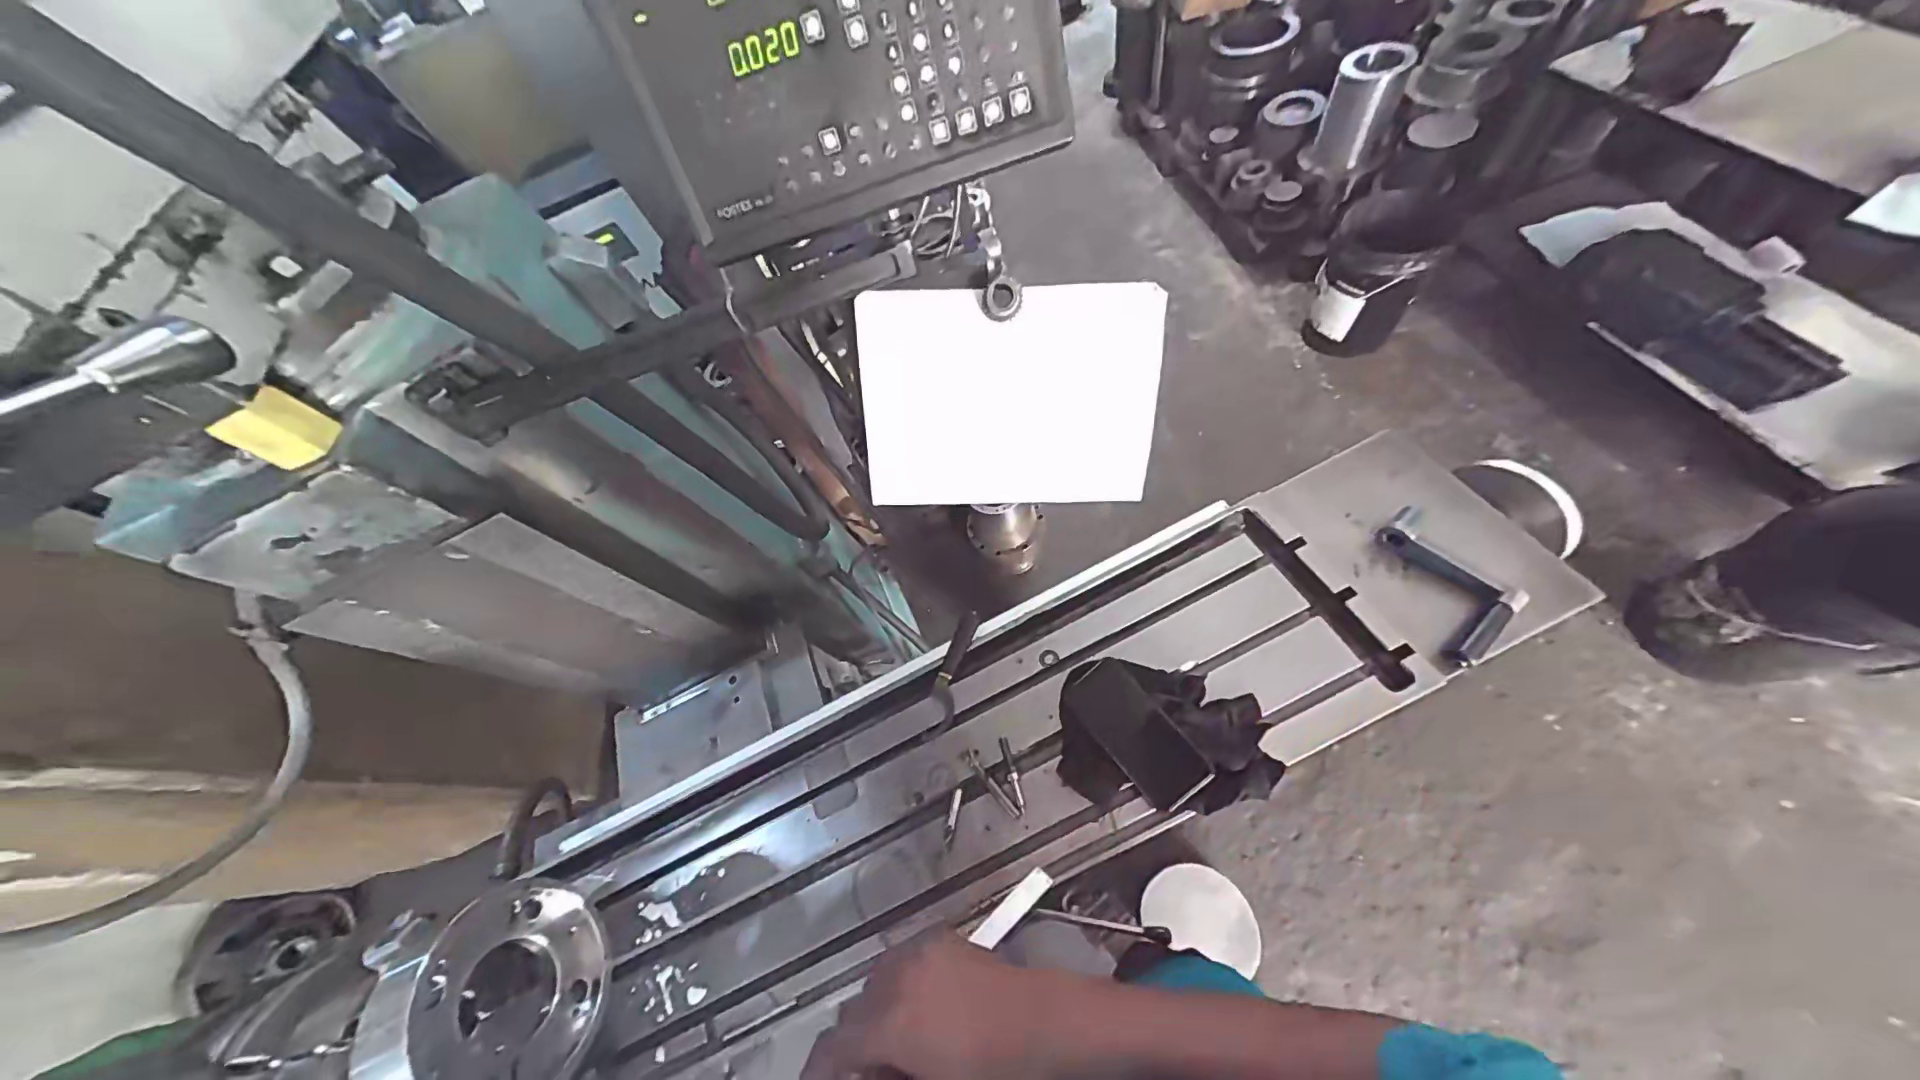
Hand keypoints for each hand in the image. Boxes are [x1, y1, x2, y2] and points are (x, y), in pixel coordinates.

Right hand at [800, 936, 1088, 1079]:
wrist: (1050, 1023)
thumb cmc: (996, 1071)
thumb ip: (886, 1075)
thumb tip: (860, 1072)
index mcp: (892, 1022)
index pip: (833, 1046)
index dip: (820, 1072)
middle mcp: (898, 976)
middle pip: (853, 1012)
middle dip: (854, 1044)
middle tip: (872, 1071)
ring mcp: (921, 951)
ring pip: (875, 982)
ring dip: (876, 1011)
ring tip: (897, 1041)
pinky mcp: (941, 937)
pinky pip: (902, 962)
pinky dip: (898, 985)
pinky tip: (919, 1009)